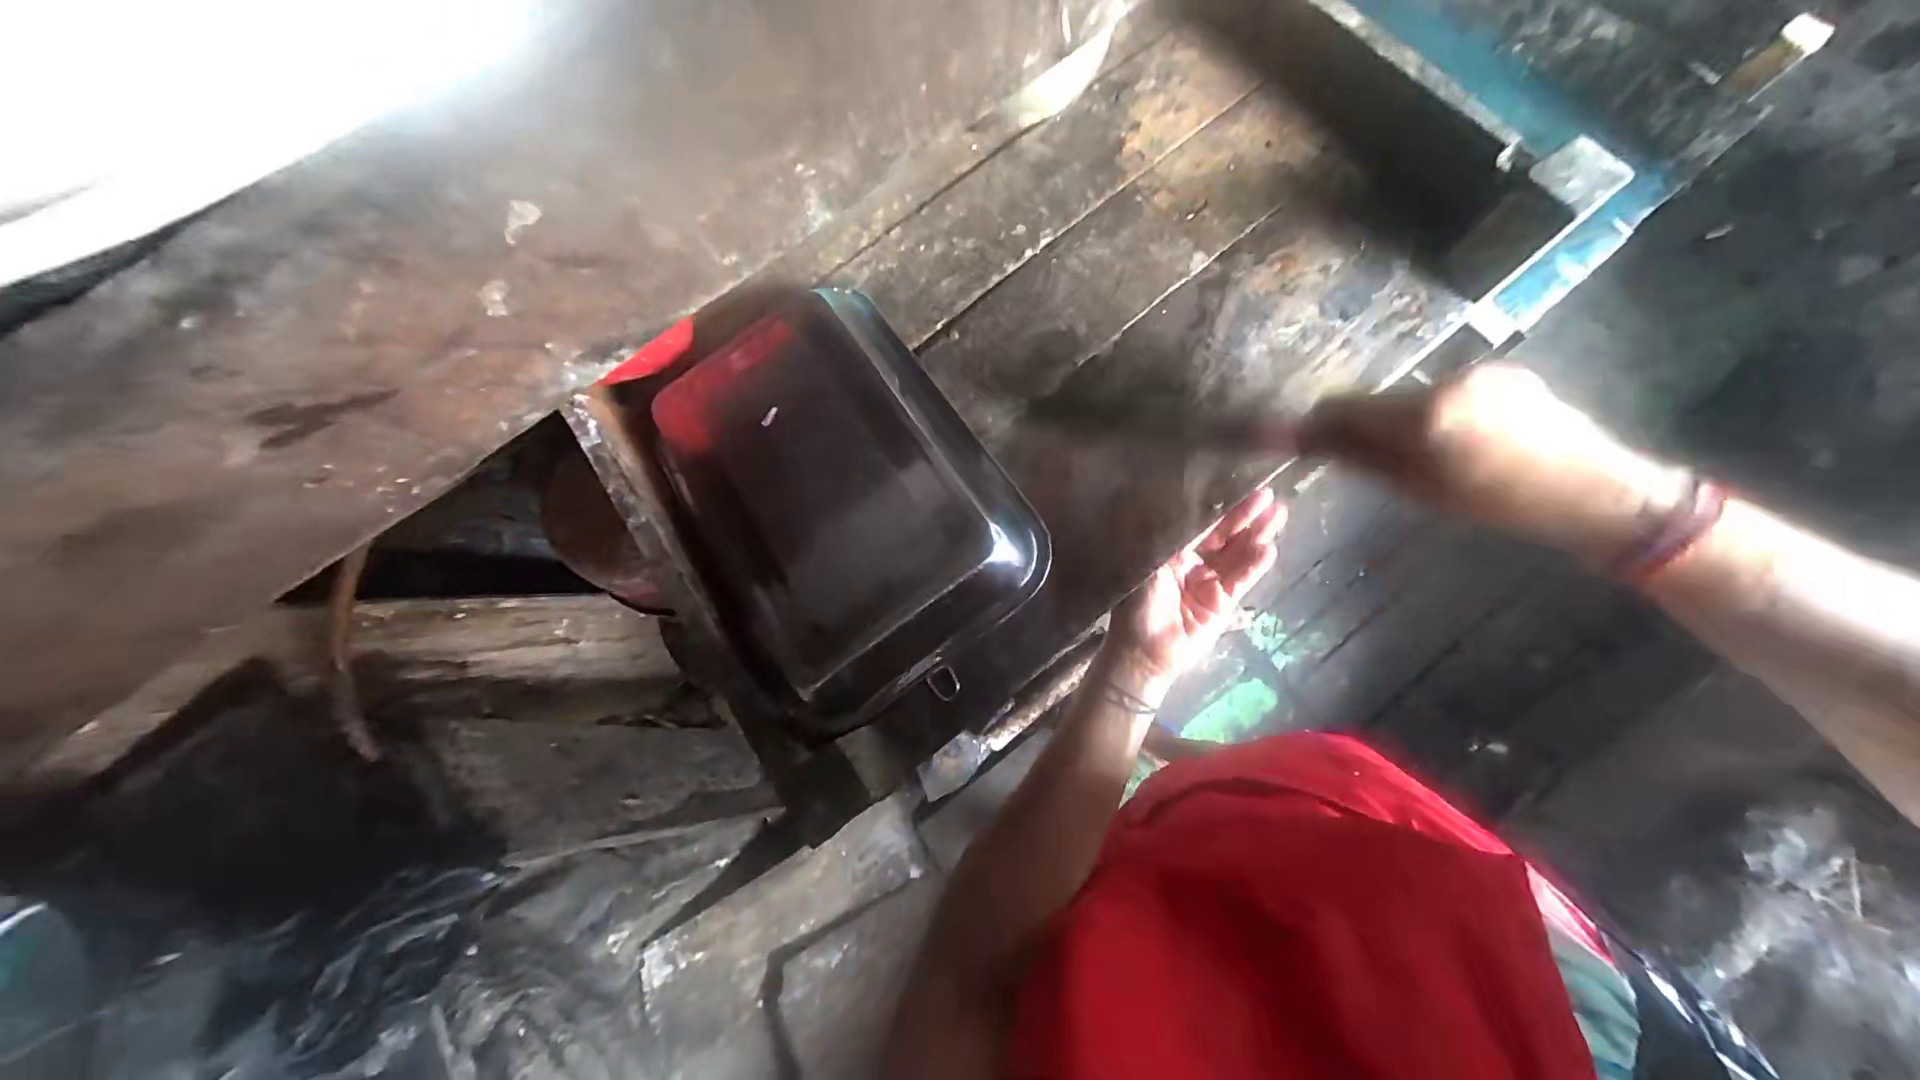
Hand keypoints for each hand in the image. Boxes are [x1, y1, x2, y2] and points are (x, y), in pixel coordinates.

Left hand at [1110, 487, 1285, 687]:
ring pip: (1236, 554)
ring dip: (1256, 536)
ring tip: (1278, 515)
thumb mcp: (1148, 567)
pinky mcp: (1222, 603)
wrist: (1143, 652)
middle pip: (1223, 536)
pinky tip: (1268, 549)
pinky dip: (1254, 565)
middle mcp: (1191, 563)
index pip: (1199, 525)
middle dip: (1245, 517)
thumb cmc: (1137, 607)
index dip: (1218, 509)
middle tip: (1268, 497)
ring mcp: (1209, 583)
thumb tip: (1177, 502)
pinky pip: (1240, 580)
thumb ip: (1168, 538)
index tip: (1235, 490)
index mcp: (1169, 552)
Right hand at [1298, 364, 1688, 568]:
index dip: (1314, 422)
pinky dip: (1435, 413)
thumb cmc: (1502, 505)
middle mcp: (1449, 381)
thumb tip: (1308, 440)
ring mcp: (1482, 372)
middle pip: (1377, 399)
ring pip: (1411, 396)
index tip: (1295, 437)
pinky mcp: (1505, 372)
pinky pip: (1446, 392)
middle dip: (1359, 423)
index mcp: (1427, 413)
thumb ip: (1359, 457)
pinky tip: (1456, 439)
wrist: (1601, 494)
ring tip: (1416, 454)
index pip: (1345, 407)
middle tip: (1355, 455)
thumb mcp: (1420, 489)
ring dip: (1399, 420)